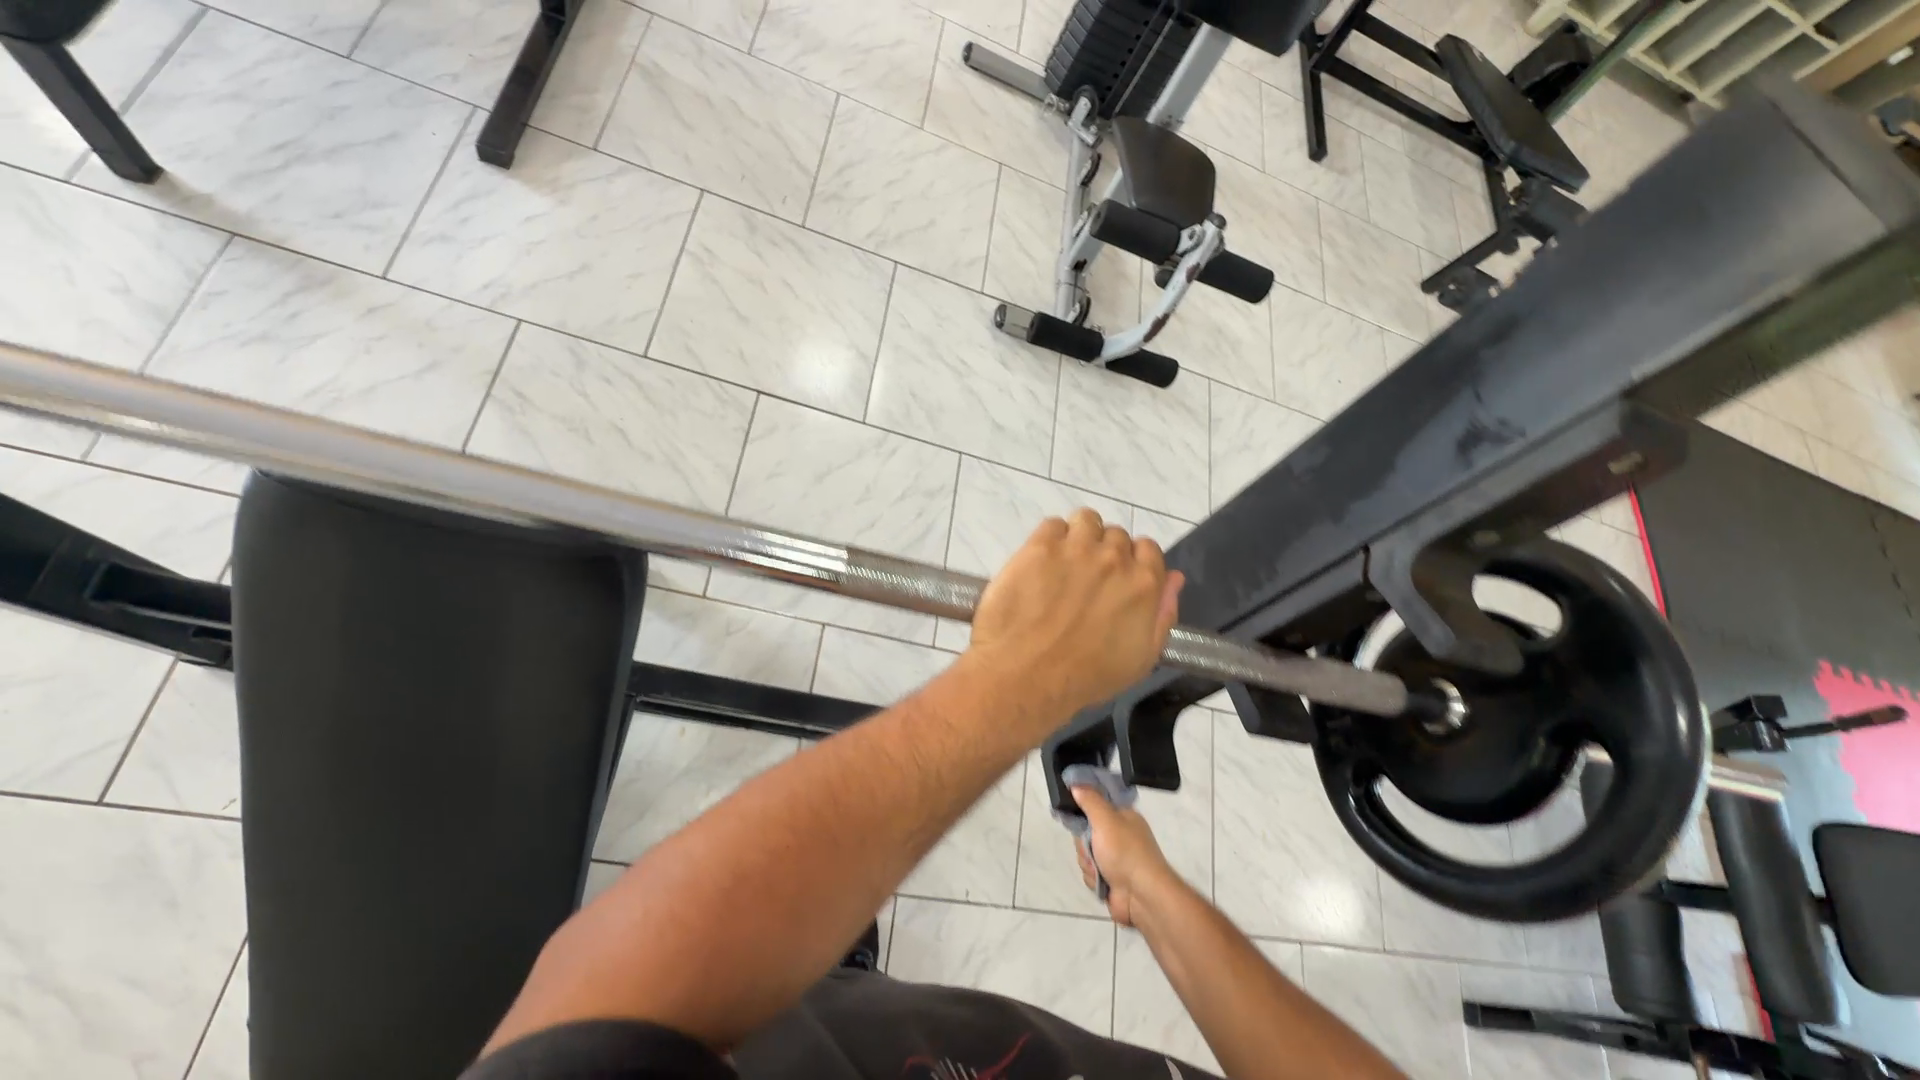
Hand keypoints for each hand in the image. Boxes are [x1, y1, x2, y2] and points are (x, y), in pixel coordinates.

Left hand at [967, 508, 1182, 720]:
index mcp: (1144, 583)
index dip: (1133, 562)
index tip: (1117, 580)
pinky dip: (1050, 538)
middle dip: (1105, 552)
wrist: (1026, 674)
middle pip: (1116, 535)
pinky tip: (1041, 563)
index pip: (1149, 549)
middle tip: (1085, 580)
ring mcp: (1077, 547)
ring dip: (1080, 536)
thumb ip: (1163, 615)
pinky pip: (1053, 524)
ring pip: (1087, 520)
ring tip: (1064, 564)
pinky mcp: (1040, 545)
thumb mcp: (1141, 659)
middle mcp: (1115, 557)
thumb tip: (1174, 579)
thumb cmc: (1087, 676)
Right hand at [1071, 784, 1175, 927]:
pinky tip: (1102, 882)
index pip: (1096, 805)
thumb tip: (1076, 783)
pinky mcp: (1110, 879)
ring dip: (1088, 863)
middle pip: (1085, 832)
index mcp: (1123, 817)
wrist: (1141, 895)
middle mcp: (1118, 836)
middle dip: (1083, 843)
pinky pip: (1090, 873)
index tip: (1070, 811)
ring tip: (1100, 869)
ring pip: (1085, 854)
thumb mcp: (1107, 820)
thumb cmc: (1126, 852)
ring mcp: (1114, 858)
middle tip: (1091, 847)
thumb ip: (1090, 800)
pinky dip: (1093, 878)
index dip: (1083, 808)